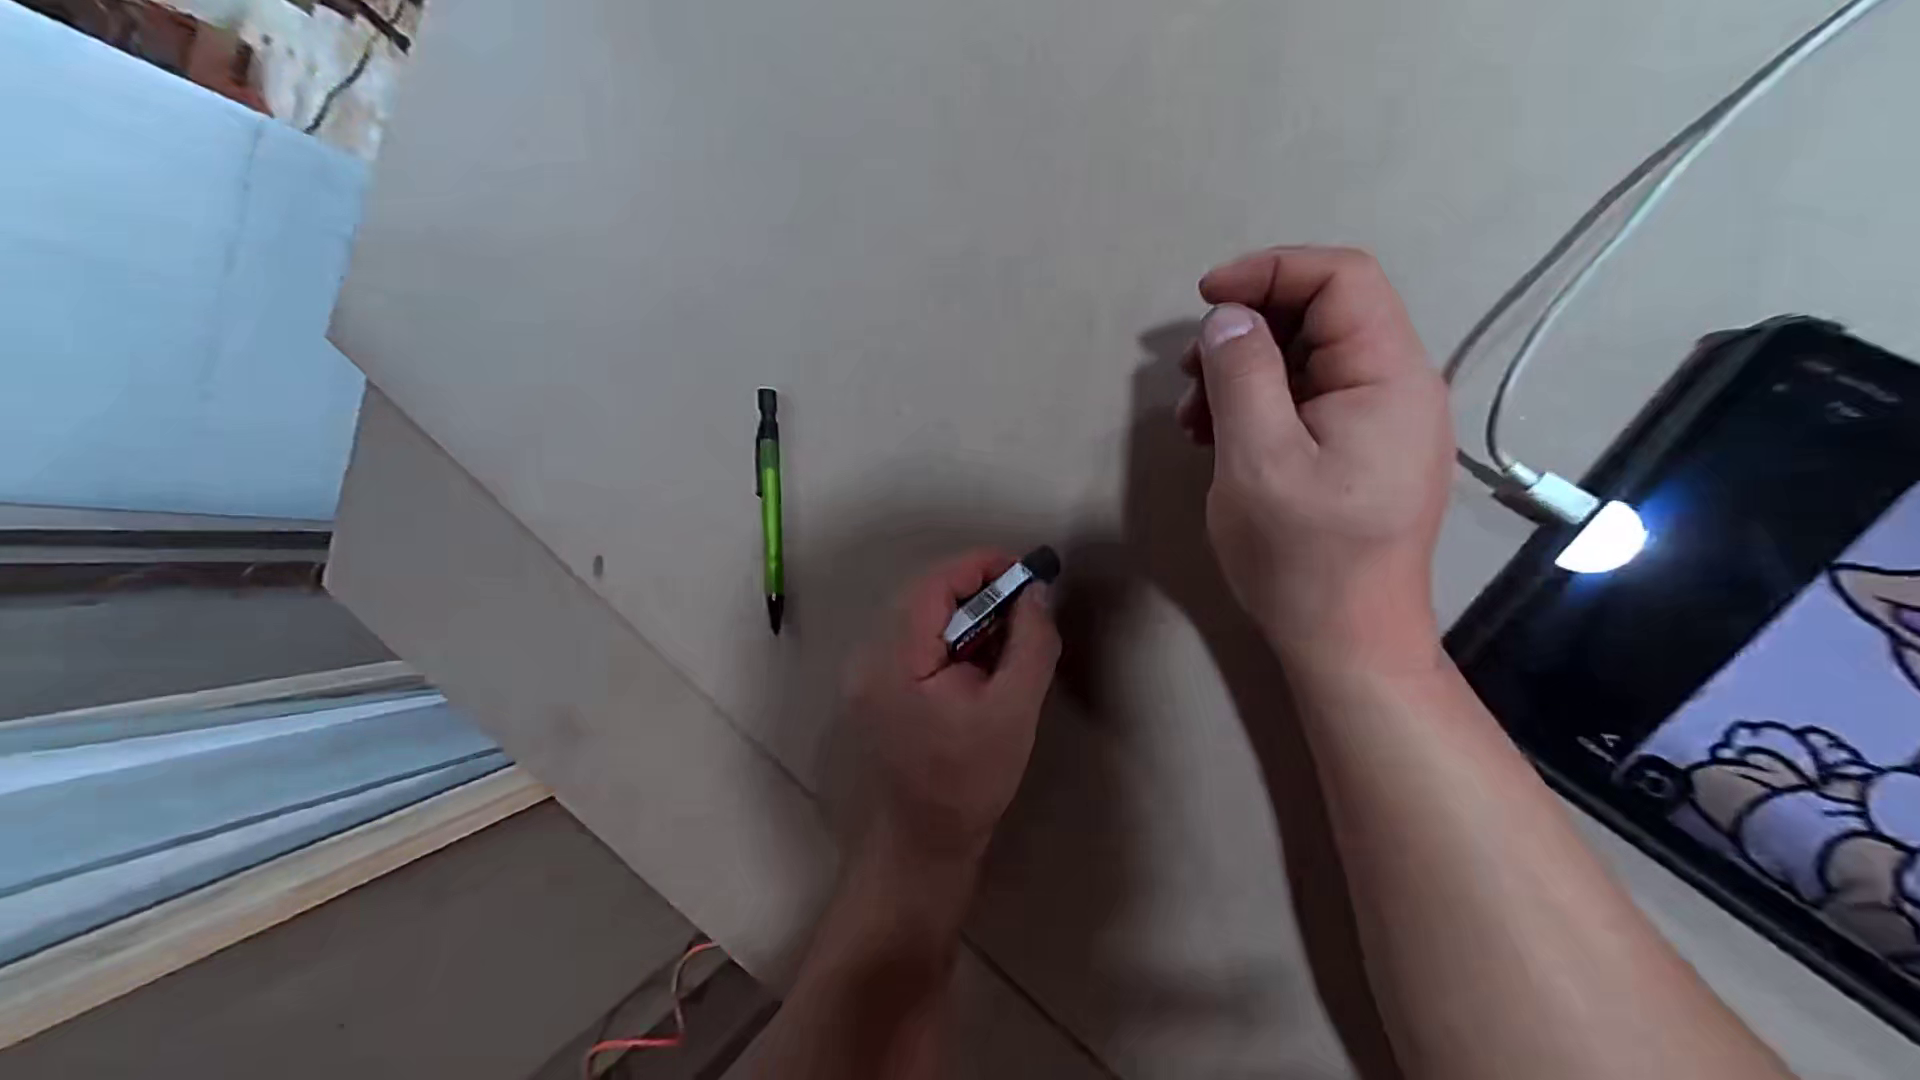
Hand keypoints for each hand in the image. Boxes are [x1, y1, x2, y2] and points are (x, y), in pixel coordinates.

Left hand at [843, 552, 1061, 863]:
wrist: (923, 843)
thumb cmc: (970, 780)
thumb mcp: (1014, 711)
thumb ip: (1031, 644)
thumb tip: (1036, 592)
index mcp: (894, 659)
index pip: (934, 584)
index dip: (980, 566)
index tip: (1026, 572)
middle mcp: (869, 656)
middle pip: (924, 595)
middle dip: (977, 588)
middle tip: (1024, 600)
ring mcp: (868, 673)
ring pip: (920, 616)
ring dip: (966, 612)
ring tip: (1009, 631)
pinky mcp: (878, 687)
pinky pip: (916, 641)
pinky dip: (952, 635)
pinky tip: (982, 659)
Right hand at [1175, 246, 1452, 671]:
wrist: (1345, 639)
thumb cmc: (1301, 555)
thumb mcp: (1257, 460)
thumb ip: (1242, 376)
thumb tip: (1228, 319)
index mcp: (1387, 376)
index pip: (1340, 279)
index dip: (1269, 271)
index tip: (1205, 299)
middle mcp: (1396, 387)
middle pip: (1321, 317)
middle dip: (1246, 331)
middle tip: (1188, 374)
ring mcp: (1379, 423)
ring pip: (1307, 362)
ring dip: (1243, 373)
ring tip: (1193, 418)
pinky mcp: (1359, 452)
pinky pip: (1306, 402)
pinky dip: (1257, 406)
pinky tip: (1218, 439)